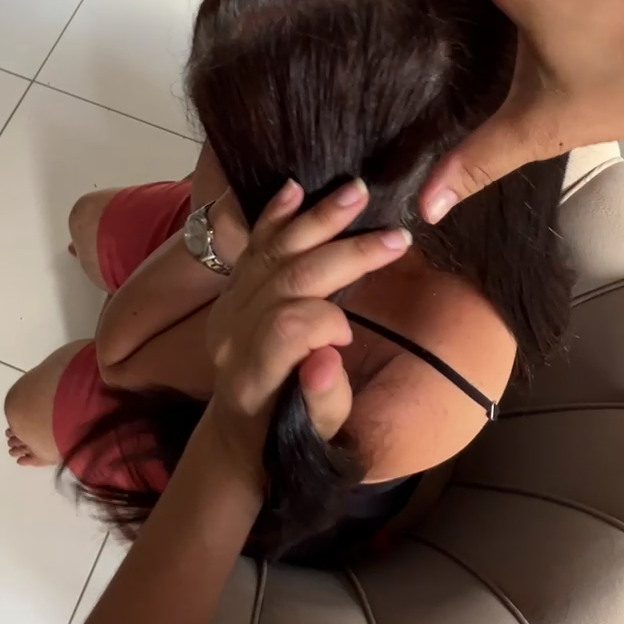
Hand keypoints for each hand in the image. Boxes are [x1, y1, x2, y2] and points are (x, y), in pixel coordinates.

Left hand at [197, 178, 411, 464]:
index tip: (350, 334)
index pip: (289, 325)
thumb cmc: (289, 434)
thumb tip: (327, 357)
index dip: (326, 320)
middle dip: (346, 253)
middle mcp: (232, 334)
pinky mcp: (232, 289)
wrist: (243, 428)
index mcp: (253, 375)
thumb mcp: (317, 435)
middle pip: (289, 277)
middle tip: (395, 237)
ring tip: (355, 191)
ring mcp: (228, 307)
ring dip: (317, 219)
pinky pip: (253, 245)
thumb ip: (322, 401)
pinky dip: (274, 215)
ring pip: (273, 251)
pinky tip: (295, 188)